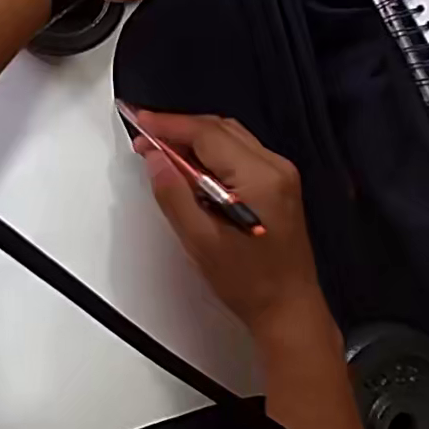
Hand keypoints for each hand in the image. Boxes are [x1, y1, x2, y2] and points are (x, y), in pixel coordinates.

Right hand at [130, 111, 331, 343]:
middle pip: (219, 128)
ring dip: (193, 139)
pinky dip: (209, 152)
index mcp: (260, 179)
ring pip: (228, 137)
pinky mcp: (277, 183)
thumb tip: (155, 159)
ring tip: (160, 151)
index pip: (207, 134)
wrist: (287, 308)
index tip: (141, 120)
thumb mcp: (200, 241)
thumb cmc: (250, 283)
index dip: (169, 124)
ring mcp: (280, 174)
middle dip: (178, 129)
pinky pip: (238, 152)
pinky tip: (189, 166)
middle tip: (145, 137)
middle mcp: (276, 168)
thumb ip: (174, 195)